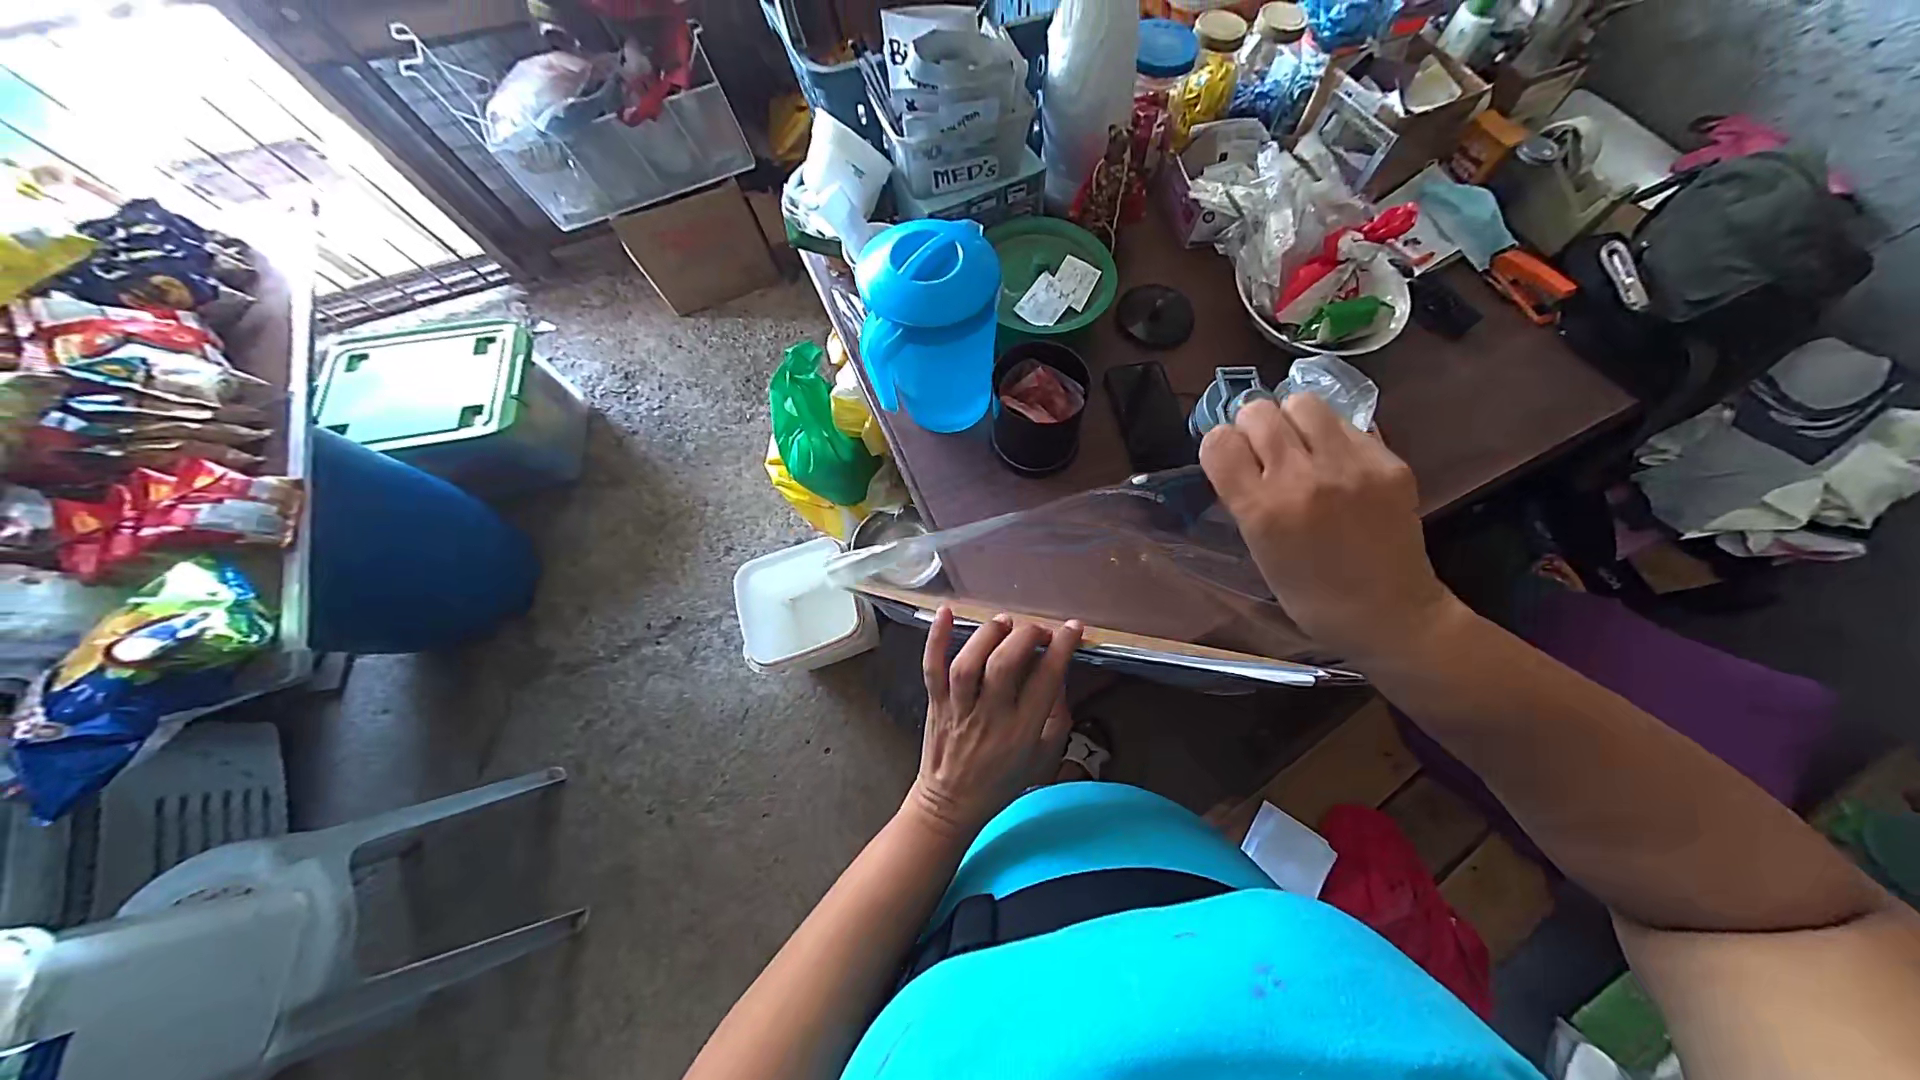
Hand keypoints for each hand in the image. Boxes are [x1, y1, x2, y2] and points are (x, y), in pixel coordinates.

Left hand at [905, 608, 1082, 837]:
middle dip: (1026, 637)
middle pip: (1005, 666)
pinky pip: (932, 668)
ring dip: (988, 636)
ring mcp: (958, 708)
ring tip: (1005, 622)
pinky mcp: (935, 703)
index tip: (1072, 629)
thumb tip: (1059, 671)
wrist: (952, 804)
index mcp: (1022, 731)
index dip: (1061, 648)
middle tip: (1037, 630)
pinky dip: (936, 638)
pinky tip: (946, 611)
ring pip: (969, 664)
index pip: (1046, 680)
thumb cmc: (1002, 779)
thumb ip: (1055, 714)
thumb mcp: (1044, 755)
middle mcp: (990, 716)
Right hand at [1199, 393, 1461, 663]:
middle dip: (1252, 425)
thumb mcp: (1258, 547)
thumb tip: (1240, 455)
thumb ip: (1245, 497)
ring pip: (1302, 402)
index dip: (1220, 445)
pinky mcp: (1387, 462)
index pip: (1219, 442)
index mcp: (1262, 510)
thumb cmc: (1308, 593)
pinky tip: (1337, 461)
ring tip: (1301, 444)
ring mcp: (1349, 466)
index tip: (1229, 458)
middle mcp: (1302, 479)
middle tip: (1264, 448)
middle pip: (1258, 411)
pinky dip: (1332, 435)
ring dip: (1292, 419)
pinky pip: (1346, 424)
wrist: (1386, 612)